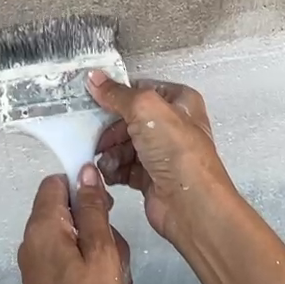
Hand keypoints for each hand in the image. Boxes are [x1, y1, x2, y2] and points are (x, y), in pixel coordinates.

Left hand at [18, 167, 131, 283]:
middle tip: (115, 249)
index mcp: (42, 227)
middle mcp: (31, 241)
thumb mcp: (101, 251)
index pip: (56, 182)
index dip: (82, 186)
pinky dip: (87, 265)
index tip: (106, 206)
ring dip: (96, 247)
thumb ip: (93, 208)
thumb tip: (85, 172)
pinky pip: (66, 258)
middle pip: (65, 209)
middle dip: (95, 222)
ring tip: (114, 274)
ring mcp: (35, 264)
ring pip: (70, 235)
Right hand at [88, 72, 232, 242]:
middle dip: (110, 128)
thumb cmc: (180, 153)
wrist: (190, 205)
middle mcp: (172, 125)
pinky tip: (110, 172)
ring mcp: (161, 153)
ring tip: (105, 159)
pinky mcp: (151, 177)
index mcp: (178, 101)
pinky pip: (124, 166)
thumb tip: (95, 78)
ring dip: (110, 151)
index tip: (94, 96)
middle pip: (128, 118)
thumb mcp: (145, 109)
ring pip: (124, 144)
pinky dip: (114, 169)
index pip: (140, 89)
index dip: (117, 93)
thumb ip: (117, 93)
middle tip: (96, 134)